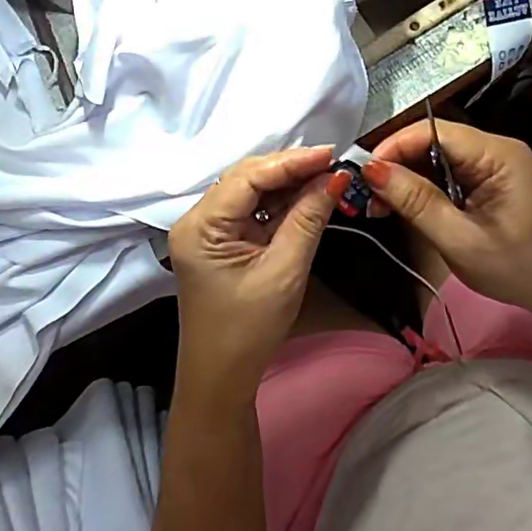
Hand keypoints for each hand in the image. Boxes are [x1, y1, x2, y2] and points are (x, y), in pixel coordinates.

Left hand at [167, 147, 349, 397]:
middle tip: (331, 164)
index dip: (290, 162)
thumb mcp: (284, 271)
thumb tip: (333, 178)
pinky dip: (280, 204)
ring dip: (288, 185)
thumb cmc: (249, 329)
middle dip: (290, 169)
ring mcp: (208, 231)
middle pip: (246, 179)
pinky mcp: (222, 242)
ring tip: (326, 176)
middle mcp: (198, 220)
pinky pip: (253, 211)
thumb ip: (308, 219)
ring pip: (251, 192)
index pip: (247, 177)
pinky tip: (307, 196)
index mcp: (201, 226)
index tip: (330, 154)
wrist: (223, 377)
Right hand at [365, 120, 531, 324]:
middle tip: (368, 198)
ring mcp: (493, 165)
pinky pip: (448, 175)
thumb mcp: (463, 241)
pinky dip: (424, 190)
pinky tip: (406, 209)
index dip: (394, 147)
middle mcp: (494, 149)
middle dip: (396, 165)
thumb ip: (417, 203)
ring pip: (436, 159)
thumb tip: (373, 170)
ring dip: (407, 179)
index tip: (364, 176)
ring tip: (380, 206)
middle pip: (432, 141)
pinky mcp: (490, 183)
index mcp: (496, 154)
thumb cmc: (524, 268)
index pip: (433, 131)